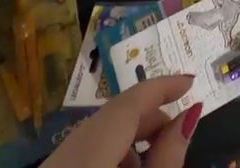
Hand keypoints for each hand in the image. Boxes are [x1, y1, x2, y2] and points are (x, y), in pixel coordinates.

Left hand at [43, 75, 200, 167]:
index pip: (127, 104)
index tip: (191, 81)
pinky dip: (106, 157)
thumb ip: (168, 155)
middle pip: (110, 119)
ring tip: (153, 162)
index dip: (161, 86)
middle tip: (178, 130)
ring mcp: (48, 167)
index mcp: (87, 154)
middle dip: (148, 118)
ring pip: (94, 138)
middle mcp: (61, 156)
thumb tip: (189, 114)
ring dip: (128, 141)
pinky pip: (78, 157)